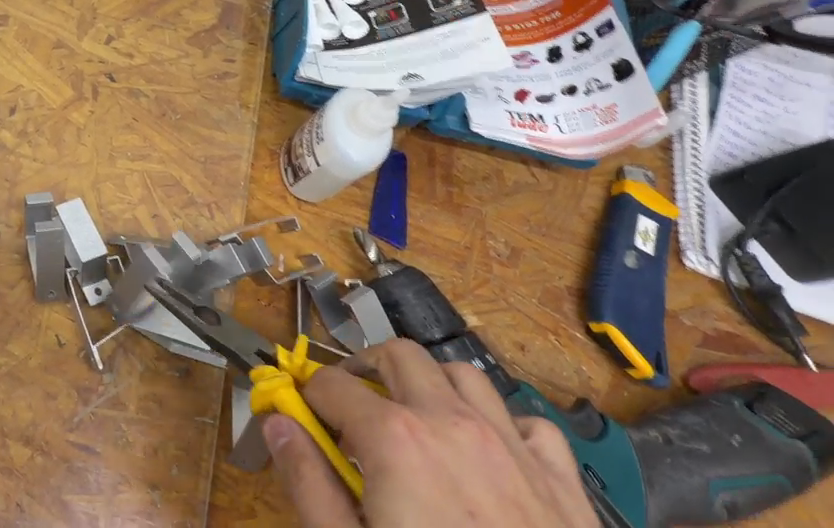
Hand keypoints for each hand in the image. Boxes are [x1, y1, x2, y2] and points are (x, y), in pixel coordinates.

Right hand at [268, 339, 598, 527]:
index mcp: (394, 439)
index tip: (305, 421)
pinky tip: (487, 456)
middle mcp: (453, 424)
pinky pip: (530, 426)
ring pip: (464, 376)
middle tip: (350, 409)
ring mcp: (514, 449)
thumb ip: (306, 480)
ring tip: (414, 421)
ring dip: (431, 385)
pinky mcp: (562, 484)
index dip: (308, 397)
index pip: (330, 384)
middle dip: (366, 370)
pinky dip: (502, 425)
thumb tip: (277, 423)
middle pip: (399, 356)